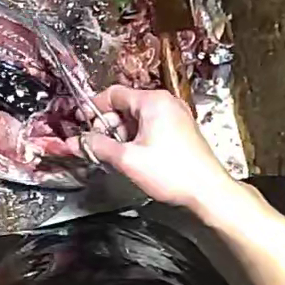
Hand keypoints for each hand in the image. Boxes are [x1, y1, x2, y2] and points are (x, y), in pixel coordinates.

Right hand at [79, 85, 241, 210]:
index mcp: (153, 101)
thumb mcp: (127, 159)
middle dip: (107, 126)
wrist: (207, 191)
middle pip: (124, 106)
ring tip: (116, 156)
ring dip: (121, 134)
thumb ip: (97, 147)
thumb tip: (76, 142)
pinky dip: (137, 138)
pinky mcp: (179, 130)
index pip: (113, 93)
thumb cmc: (173, 173)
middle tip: (98, 146)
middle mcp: (166, 103)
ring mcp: (175, 116)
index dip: (93, 108)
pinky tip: (133, 158)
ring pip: (136, 118)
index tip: (83, 124)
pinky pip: (150, 127)